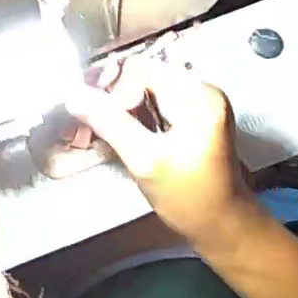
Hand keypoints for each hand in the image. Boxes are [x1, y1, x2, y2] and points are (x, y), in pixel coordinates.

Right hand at [66, 59, 264, 246]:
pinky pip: (158, 102)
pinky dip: (138, 115)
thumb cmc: (188, 198)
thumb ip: (110, 123)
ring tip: (109, 132)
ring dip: (125, 108)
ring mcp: (201, 102)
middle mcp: (203, 90)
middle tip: (95, 125)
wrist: (223, 227)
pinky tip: (128, 136)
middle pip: (145, 76)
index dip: (113, 89)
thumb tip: (74, 95)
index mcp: (198, 95)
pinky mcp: (196, 115)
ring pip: (148, 89)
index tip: (95, 115)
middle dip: (117, 98)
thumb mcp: (144, 160)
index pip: (141, 69)